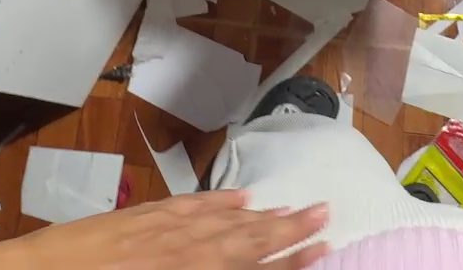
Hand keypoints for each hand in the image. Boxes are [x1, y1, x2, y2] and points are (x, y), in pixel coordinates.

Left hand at [0, 190, 329, 269]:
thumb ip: (192, 268)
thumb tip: (227, 263)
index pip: (246, 266)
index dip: (286, 260)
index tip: (323, 247)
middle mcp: (178, 252)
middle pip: (242, 241)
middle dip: (285, 231)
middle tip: (323, 215)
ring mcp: (159, 231)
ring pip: (220, 222)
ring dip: (258, 217)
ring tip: (289, 210)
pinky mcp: (139, 218)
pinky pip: (189, 207)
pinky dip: (217, 203)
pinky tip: (235, 198)